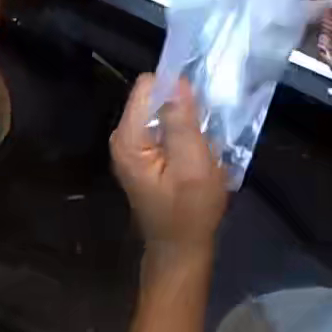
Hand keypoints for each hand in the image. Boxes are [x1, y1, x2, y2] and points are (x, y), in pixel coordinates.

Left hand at [110, 76, 226, 267]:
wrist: (182, 249)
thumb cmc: (190, 211)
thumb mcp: (193, 165)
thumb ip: (182, 122)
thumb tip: (178, 81)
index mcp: (129, 138)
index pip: (149, 86)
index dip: (177, 88)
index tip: (201, 107)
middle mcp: (125, 136)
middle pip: (156, 95)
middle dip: (184, 103)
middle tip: (207, 127)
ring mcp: (135, 145)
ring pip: (164, 108)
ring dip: (188, 117)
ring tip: (206, 138)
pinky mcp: (147, 152)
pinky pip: (167, 124)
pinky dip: (186, 129)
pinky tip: (200, 147)